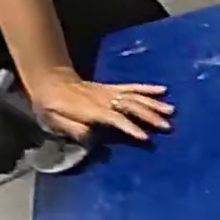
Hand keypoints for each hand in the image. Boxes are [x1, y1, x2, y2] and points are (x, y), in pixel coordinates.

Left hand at [24, 69, 172, 141]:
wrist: (48, 81)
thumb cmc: (51, 106)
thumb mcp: (51, 120)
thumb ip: (71, 129)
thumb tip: (91, 138)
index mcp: (90, 110)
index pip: (114, 118)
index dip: (129, 127)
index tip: (145, 137)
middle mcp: (104, 100)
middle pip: (130, 107)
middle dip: (149, 116)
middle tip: (167, 126)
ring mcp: (110, 92)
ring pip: (135, 97)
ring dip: (154, 104)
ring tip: (171, 110)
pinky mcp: (114, 88)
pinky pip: (133, 87)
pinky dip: (148, 88)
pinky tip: (164, 90)